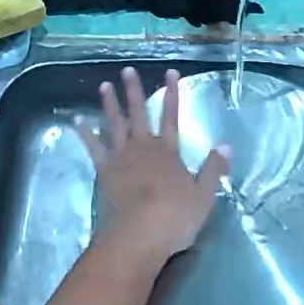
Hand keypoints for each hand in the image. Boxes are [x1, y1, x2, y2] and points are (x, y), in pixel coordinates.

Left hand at [77, 67, 231, 267]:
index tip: (170, 73)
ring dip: (109, 104)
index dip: (172, 94)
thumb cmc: (174, 218)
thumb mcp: (204, 196)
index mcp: (168, 152)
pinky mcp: (104, 169)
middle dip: (134, 90)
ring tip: (104, 85)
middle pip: (139, 113)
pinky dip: (85, 133)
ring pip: (115, 123)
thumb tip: (226, 145)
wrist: (139, 234)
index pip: (171, 117)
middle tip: (127, 70)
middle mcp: (143, 147)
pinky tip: (77, 120)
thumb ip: (213, 169)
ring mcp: (121, 156)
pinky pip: (93, 147)